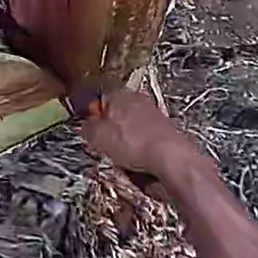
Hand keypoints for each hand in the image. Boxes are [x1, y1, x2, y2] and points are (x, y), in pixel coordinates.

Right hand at [78, 89, 214, 182]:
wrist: (172, 159)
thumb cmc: (132, 142)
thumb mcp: (96, 136)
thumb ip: (86, 128)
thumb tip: (86, 127)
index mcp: (119, 94)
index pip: (99, 101)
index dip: (92, 118)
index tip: (89, 133)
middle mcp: (139, 101)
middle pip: (116, 117)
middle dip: (110, 133)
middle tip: (104, 148)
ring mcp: (155, 116)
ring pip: (131, 131)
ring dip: (125, 144)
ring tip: (123, 160)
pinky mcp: (167, 134)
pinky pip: (145, 144)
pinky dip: (141, 153)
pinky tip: (140, 163)